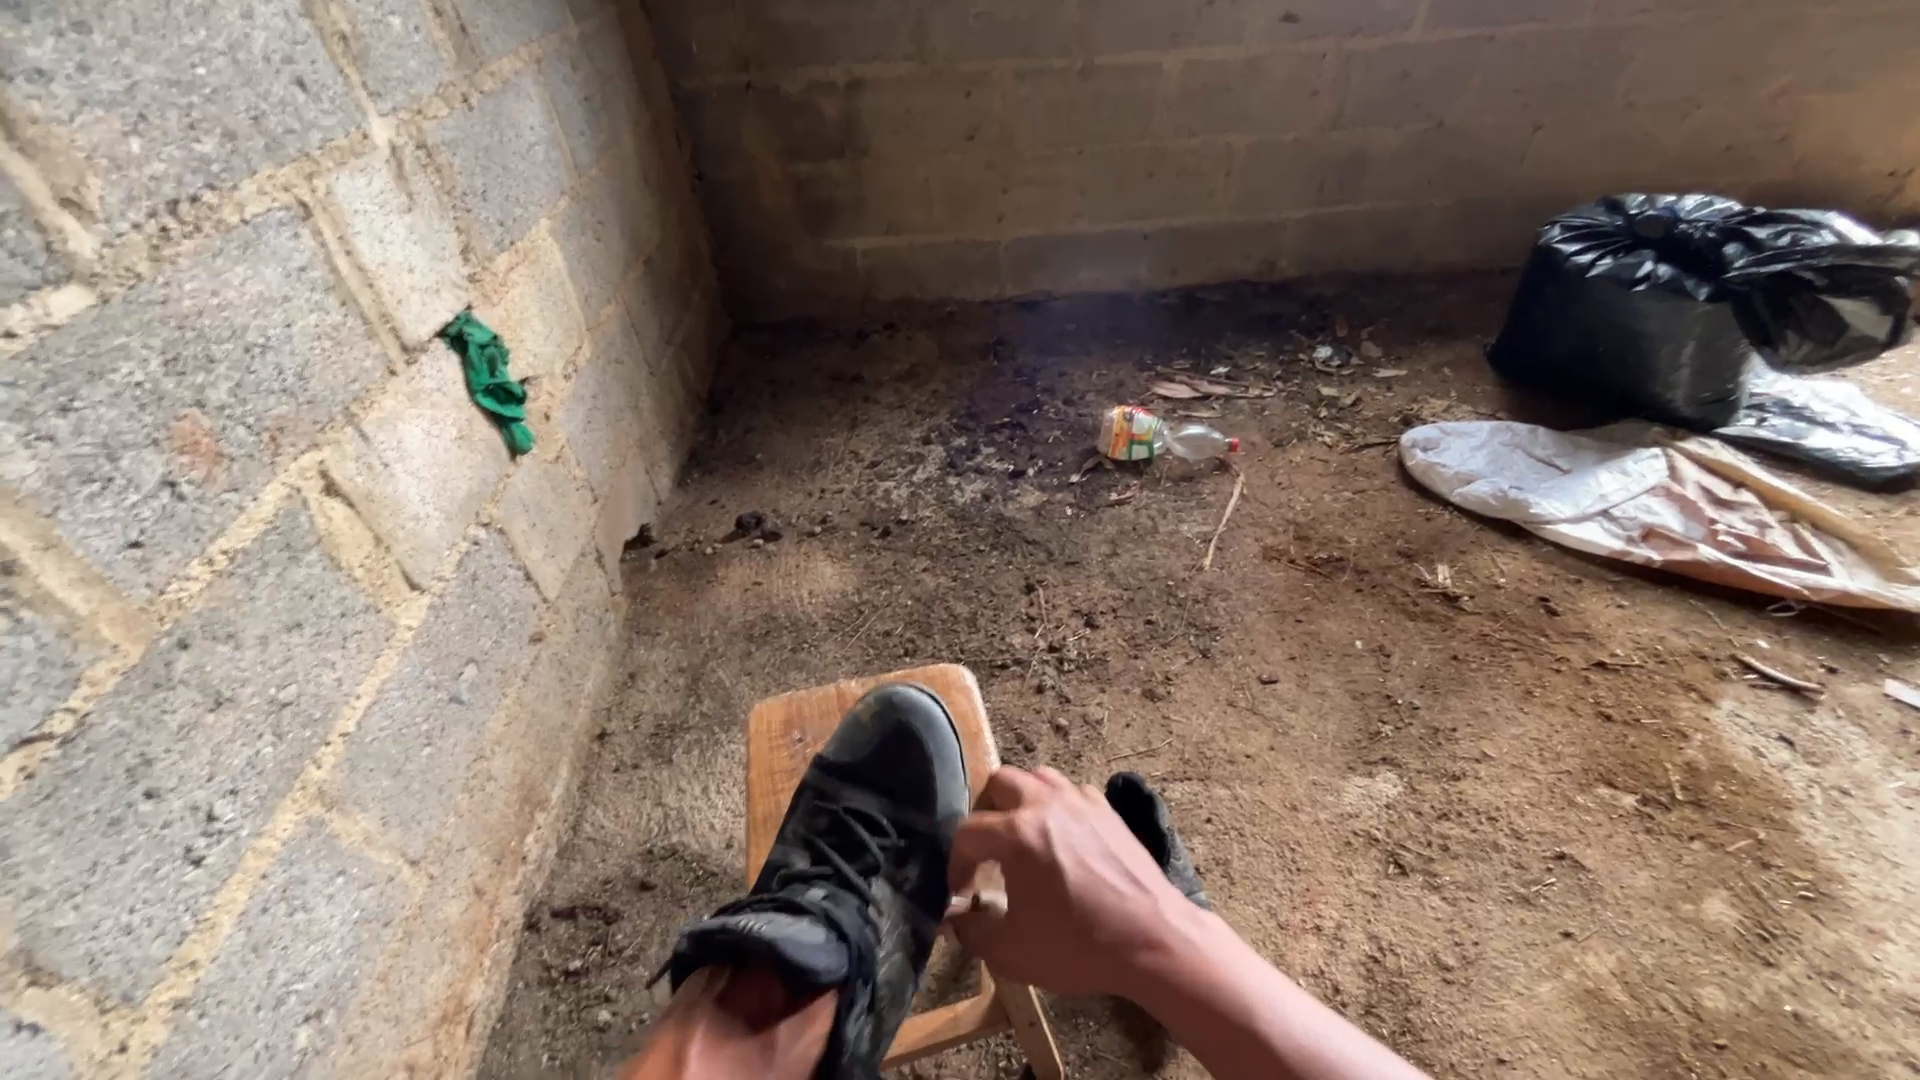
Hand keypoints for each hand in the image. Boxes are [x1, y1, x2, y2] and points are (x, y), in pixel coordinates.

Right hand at [946, 766, 1194, 998]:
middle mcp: (1045, 804)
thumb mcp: (1013, 953)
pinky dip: (1056, 806)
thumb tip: (958, 917)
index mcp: (1017, 834)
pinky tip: (1061, 837)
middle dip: (984, 813)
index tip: (962, 889)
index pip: (968, 832)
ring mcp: (1080, 800)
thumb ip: (973, 932)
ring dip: (1020, 800)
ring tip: (1021, 835)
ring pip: (1037, 777)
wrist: (1154, 939)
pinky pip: (1070, 791)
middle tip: (987, 848)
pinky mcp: (1106, 809)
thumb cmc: (1081, 946)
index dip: (956, 862)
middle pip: (999, 783)